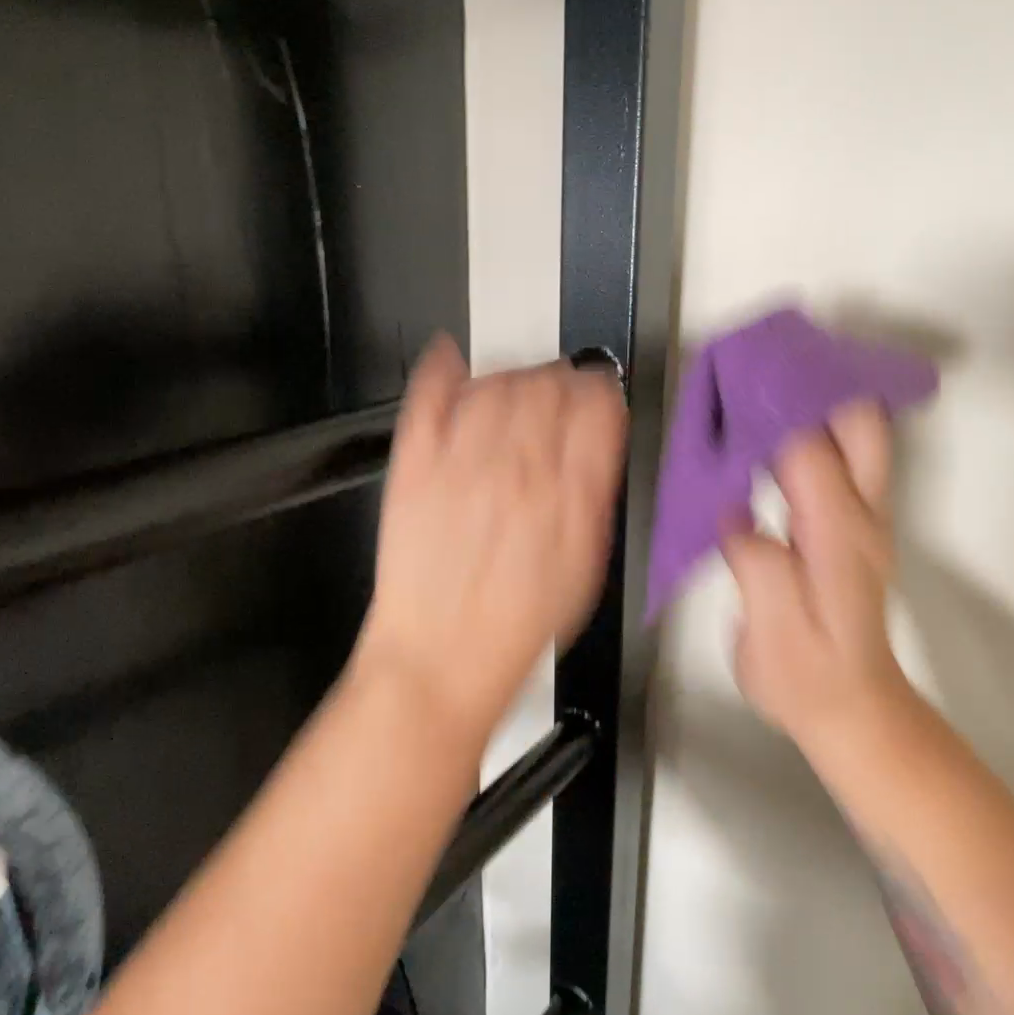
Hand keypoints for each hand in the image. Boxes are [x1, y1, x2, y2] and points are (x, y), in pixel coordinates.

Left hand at [357, 336, 627, 743]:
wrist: (443, 654)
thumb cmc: (514, 623)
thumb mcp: (585, 565)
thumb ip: (593, 495)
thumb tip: (596, 447)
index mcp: (569, 493)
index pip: (596, 404)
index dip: (598, 391)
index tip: (593, 395)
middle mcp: (518, 468)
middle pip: (546, 384)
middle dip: (557, 381)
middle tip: (553, 391)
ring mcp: (462, 462)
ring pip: (494, 382)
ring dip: (509, 375)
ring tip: (511, 391)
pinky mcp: (415, 467)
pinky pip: (429, 397)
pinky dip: (440, 370)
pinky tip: (450, 360)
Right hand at [721, 402, 913, 741]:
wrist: (852, 710)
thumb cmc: (805, 676)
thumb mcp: (771, 627)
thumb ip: (755, 561)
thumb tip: (731, 512)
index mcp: (837, 537)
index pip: (808, 451)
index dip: (769, 411)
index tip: (732, 378)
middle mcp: (862, 518)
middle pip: (861, 426)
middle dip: (816, 385)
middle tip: (759, 367)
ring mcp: (865, 522)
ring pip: (861, 437)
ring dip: (820, 401)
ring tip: (763, 383)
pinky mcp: (854, 530)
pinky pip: (847, 461)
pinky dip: (818, 430)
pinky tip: (776, 427)